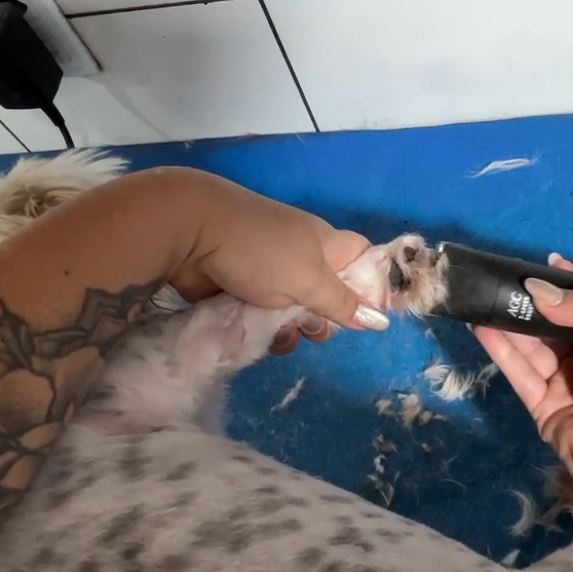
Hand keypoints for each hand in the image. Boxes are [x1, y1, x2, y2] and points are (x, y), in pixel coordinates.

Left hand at [141, 168, 385, 346]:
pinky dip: (262, 328)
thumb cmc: (261, 251)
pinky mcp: (240, 286)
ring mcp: (269, 271)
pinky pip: (263, 315)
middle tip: (315, 330)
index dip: (370, 284)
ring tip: (281, 338)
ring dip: (292, 330)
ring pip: (294, 310)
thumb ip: (343, 303)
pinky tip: (255, 337)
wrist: (192, 233)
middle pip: (329, 293)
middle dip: (325, 318)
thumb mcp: (310, 280)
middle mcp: (302, 254)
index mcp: (326, 243)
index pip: (362, 259)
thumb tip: (380, 320)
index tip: (366, 314)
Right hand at [473, 254, 572, 545]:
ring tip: (484, 295)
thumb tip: (539, 288)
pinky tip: (483, 326)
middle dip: (529, 303)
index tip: (544, 263)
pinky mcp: (540, 407)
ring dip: (509, 322)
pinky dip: (500, 350)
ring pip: (530, 346)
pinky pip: (518, 373)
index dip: (565, 287)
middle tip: (502, 278)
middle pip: (551, 326)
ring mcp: (561, 384)